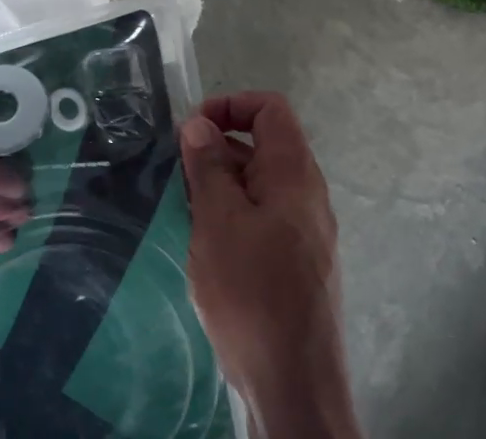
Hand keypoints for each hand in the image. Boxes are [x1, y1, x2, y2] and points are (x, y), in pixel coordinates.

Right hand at [182, 92, 361, 438]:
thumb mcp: (217, 220)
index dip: (229, 105)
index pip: (270, 109)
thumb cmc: (251, 290)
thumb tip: (200, 124)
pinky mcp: (297, 262)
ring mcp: (305, 231)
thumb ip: (208, 167)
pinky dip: (233, 216)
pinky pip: (263, 218)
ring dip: (221, 186)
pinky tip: (206, 244)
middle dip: (217, 150)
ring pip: (259, 185)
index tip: (191, 130)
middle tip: (177, 176)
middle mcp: (307, 195)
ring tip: (186, 210)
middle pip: (263, 145)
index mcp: (294, 174)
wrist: (293, 381)